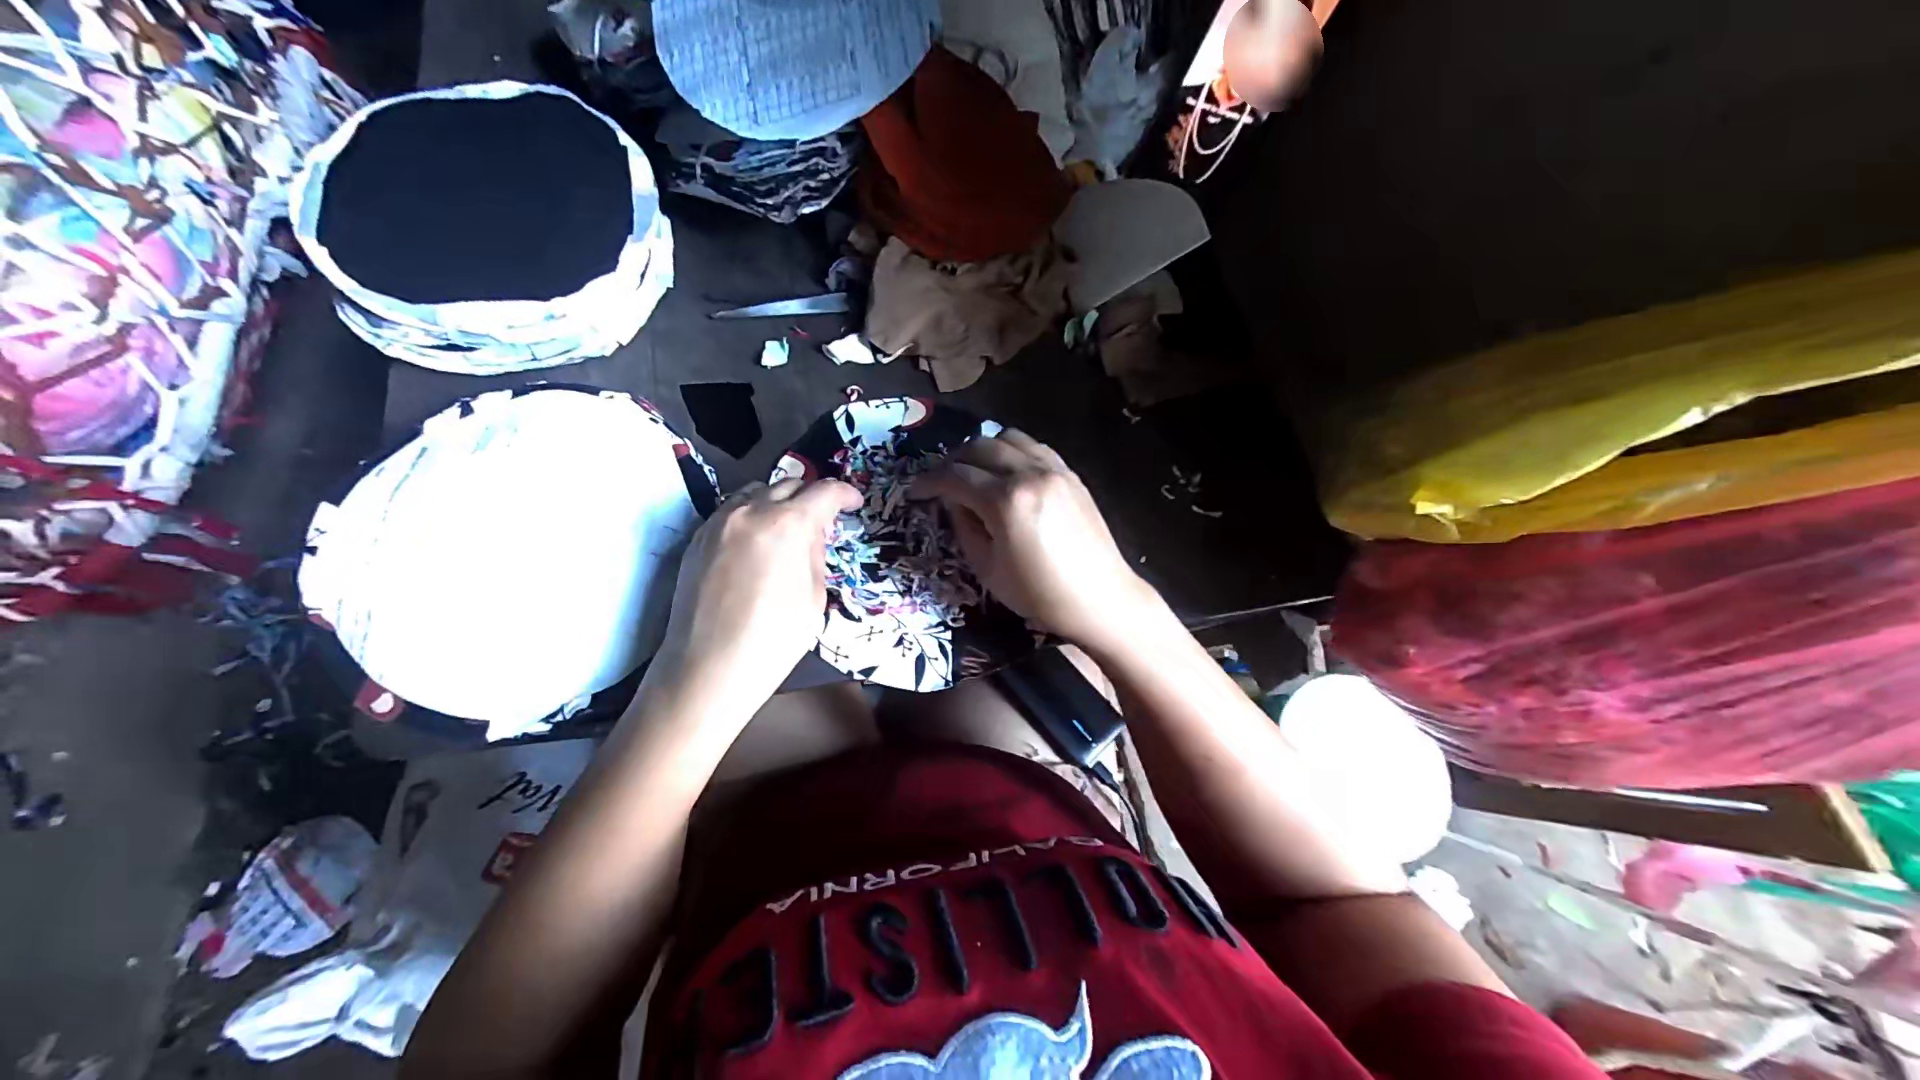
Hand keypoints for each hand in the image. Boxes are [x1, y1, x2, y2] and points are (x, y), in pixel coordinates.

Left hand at [653, 478, 860, 712]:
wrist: (707, 668)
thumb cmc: (772, 640)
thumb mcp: (814, 598)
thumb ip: (815, 555)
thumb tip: (811, 535)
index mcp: (787, 525)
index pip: (824, 492)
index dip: (845, 494)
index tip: (853, 503)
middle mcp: (750, 512)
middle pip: (789, 485)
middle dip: (810, 498)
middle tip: (820, 524)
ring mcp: (718, 522)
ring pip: (756, 493)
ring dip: (777, 503)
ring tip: (785, 530)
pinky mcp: (697, 538)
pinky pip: (730, 511)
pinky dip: (750, 516)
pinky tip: (756, 544)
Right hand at [912, 429, 1155, 650]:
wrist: (1100, 598)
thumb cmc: (1039, 593)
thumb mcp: (987, 568)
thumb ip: (964, 527)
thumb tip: (954, 502)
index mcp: (1005, 501)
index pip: (955, 476)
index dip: (929, 482)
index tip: (916, 491)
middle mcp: (1029, 474)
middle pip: (978, 447)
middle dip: (952, 461)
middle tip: (942, 482)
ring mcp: (1054, 469)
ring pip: (1007, 437)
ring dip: (983, 449)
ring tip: (974, 471)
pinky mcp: (1070, 474)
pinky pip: (1033, 446)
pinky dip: (1012, 451)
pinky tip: (1006, 471)